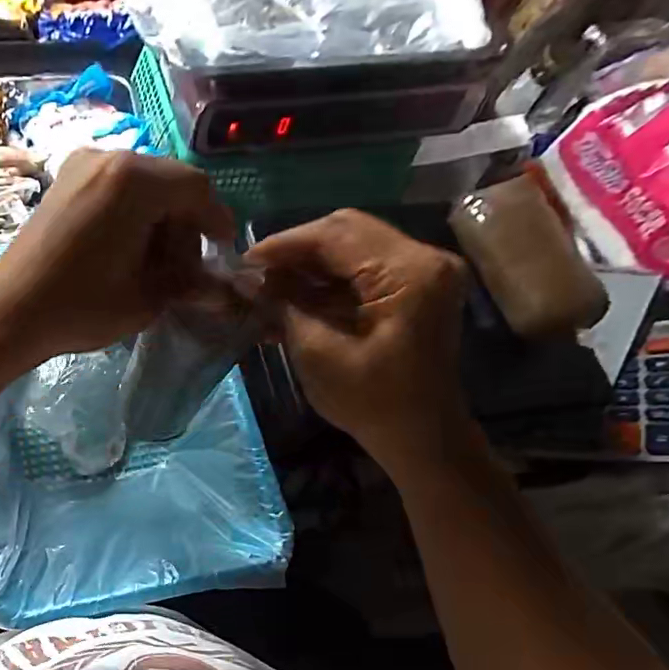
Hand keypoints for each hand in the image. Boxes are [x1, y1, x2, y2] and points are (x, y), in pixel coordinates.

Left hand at [0, 150, 235, 361]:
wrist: (10, 312)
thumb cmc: (81, 306)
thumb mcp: (146, 298)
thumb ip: (189, 282)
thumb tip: (219, 285)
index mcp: (135, 179)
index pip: (196, 188)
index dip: (217, 220)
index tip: (223, 251)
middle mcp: (110, 157)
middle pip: (170, 181)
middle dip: (186, 222)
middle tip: (188, 265)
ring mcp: (82, 165)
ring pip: (143, 183)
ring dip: (160, 218)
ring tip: (157, 262)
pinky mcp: (65, 181)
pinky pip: (115, 188)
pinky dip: (133, 213)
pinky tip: (129, 249)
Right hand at [249, 210, 472, 464]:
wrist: (423, 437)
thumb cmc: (373, 403)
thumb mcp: (318, 354)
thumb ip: (285, 306)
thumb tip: (249, 280)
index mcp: (408, 272)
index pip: (337, 234)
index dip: (285, 244)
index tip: (243, 262)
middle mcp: (424, 258)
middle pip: (347, 232)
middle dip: (296, 252)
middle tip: (254, 274)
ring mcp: (424, 271)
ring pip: (353, 248)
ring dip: (309, 267)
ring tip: (268, 288)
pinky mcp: (416, 287)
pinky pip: (364, 269)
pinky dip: (328, 282)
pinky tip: (294, 299)